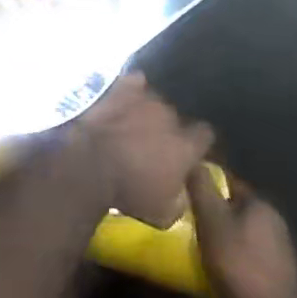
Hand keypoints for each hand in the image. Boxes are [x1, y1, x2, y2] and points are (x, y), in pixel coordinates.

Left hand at [67, 72, 214, 227]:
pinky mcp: (124, 86)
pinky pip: (136, 82)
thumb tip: (183, 192)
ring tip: (141, 118)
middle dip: (174, 124)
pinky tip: (128, 95)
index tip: (192, 149)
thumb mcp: (162, 215)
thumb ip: (181, 201)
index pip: (206, 134)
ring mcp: (148, 96)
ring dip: (153, 108)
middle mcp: (172, 115)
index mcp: (186, 144)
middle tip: (160, 138)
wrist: (90, 163)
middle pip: (180, 114)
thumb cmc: (129, 193)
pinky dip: (135, 89)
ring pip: (159, 97)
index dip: (199, 141)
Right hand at [189, 168, 296, 297]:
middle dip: (213, 212)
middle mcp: (275, 221)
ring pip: (242, 233)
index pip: (228, 182)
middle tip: (189, 221)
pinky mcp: (277, 275)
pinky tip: (220, 268)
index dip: (205, 185)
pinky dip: (233, 258)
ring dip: (223, 237)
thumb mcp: (212, 220)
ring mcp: (279, 250)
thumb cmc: (239, 264)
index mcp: (262, 203)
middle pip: (235, 208)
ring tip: (200, 246)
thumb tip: (195, 161)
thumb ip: (202, 188)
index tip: (185, 194)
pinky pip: (248, 256)